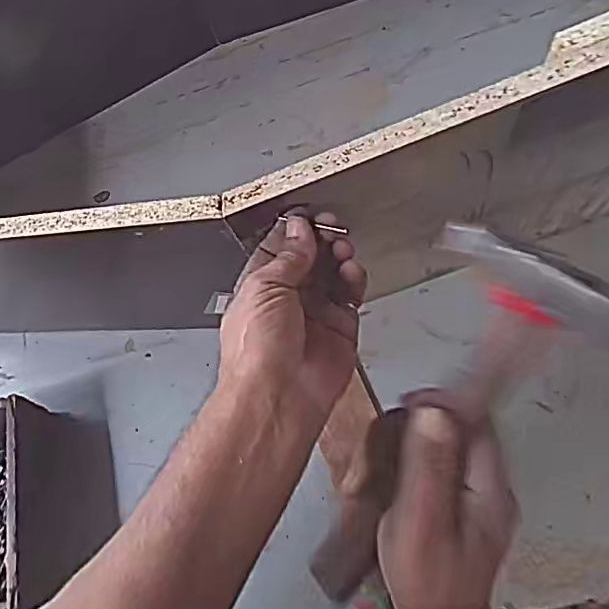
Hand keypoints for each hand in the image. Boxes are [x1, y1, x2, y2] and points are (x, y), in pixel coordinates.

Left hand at [217, 209, 366, 420]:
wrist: (278, 392)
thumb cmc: (254, 349)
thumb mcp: (264, 286)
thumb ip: (288, 257)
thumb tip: (299, 230)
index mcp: (258, 287)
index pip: (277, 249)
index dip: (293, 231)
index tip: (308, 216)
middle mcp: (285, 300)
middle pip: (307, 260)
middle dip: (319, 241)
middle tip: (330, 227)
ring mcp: (312, 315)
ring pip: (331, 275)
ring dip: (338, 257)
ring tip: (341, 247)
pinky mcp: (339, 330)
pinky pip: (350, 297)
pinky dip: (354, 279)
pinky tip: (351, 269)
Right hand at [378, 401, 519, 608]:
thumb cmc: (425, 577)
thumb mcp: (420, 518)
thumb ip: (427, 463)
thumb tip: (434, 410)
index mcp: (490, 488)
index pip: (476, 421)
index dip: (442, 404)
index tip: (405, 405)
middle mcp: (489, 488)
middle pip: (459, 430)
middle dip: (418, 426)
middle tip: (383, 442)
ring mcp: (475, 500)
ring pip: (443, 446)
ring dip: (407, 446)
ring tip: (378, 466)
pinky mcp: (456, 509)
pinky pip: (435, 467)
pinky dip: (408, 464)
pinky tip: (385, 481)